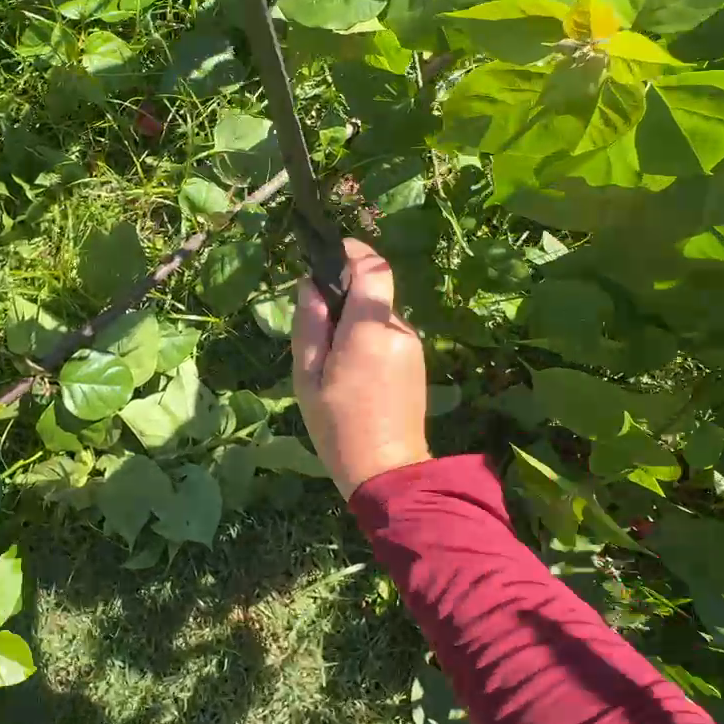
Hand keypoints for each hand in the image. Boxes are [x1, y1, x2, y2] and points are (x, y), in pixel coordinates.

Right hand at [292, 238, 429, 497]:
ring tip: (330, 359)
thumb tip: (312, 284)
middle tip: (316, 323)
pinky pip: (386, 334)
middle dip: (345, 296)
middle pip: (373, 291)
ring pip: (378, 314)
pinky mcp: (416, 360)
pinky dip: (367, 338)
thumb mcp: (307, 374)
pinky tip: (351, 371)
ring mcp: (412, 344)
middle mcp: (397, 328)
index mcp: (369, 328)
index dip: (353, 252)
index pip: (372, 267)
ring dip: (355, 321)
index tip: (329, 255)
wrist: (387, 471)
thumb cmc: (337, 424)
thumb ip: (310, 322)